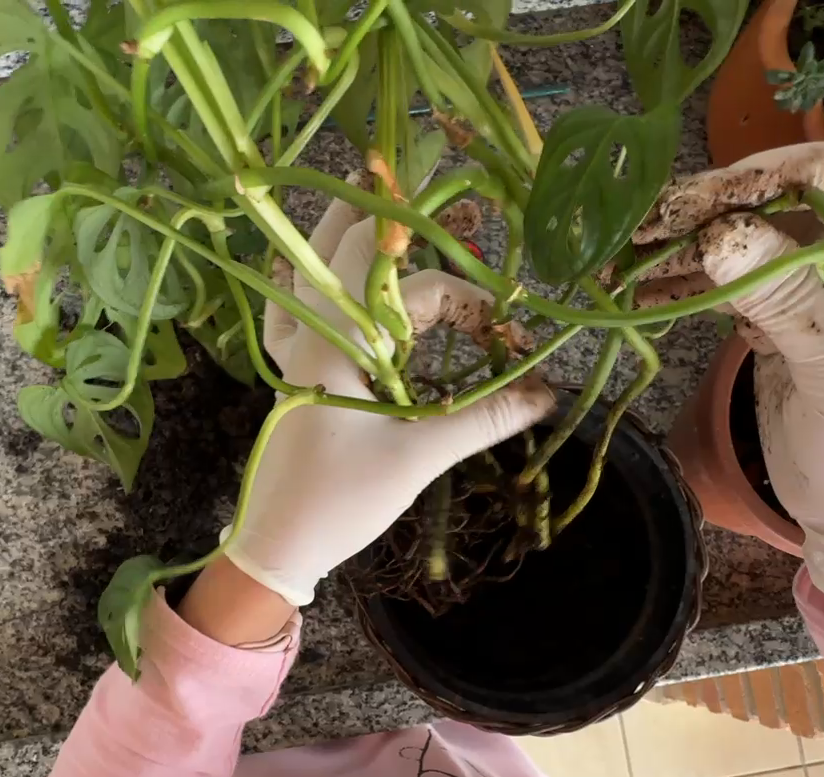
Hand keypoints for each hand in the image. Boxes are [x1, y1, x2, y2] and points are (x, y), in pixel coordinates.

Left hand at [220, 201, 555, 606]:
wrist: (278, 545)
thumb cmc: (340, 502)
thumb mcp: (416, 458)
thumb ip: (481, 419)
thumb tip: (545, 393)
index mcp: (336, 346)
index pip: (407, 293)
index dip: (461, 297)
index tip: (501, 325)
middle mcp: (307, 338)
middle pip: (341, 256)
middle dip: (383, 223)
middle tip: (412, 185)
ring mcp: (290, 357)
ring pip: (304, 277)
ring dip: (332, 238)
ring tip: (354, 196)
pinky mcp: (288, 379)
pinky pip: (284, 317)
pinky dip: (296, 288)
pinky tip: (299, 274)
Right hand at [640, 143, 823, 625]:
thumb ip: (788, 295)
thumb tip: (715, 232)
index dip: (776, 173)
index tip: (703, 196)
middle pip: (790, 204)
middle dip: (716, 211)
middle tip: (644, 223)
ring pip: (753, 245)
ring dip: (689, 250)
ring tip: (625, 258)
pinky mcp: (787, 323)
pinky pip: (734, 289)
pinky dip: (688, 287)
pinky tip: (642, 289)